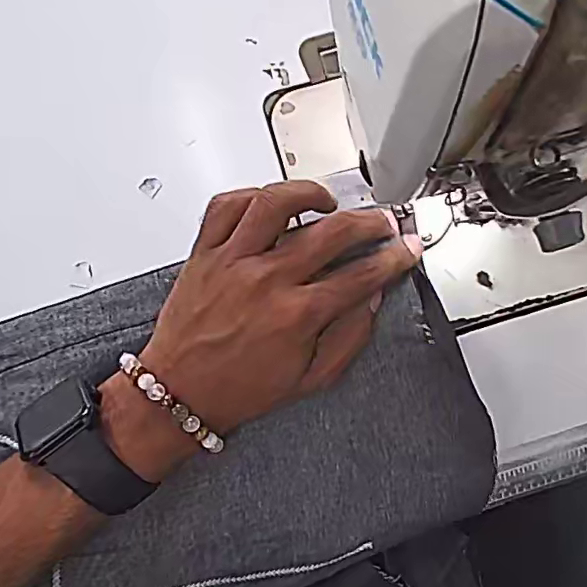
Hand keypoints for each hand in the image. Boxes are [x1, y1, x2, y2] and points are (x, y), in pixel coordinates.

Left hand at [100, 180, 421, 479]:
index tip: (404, 249)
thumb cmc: (239, 389)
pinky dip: (251, 195)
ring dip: (310, 193)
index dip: (393, 258)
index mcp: (297, 316)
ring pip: (276, 202)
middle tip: (381, 222)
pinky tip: (270, 204)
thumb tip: (371, 301)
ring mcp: (233, 262)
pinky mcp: (204, 254)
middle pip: (332, 232)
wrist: (182, 393)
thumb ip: (349, 339)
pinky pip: (226, 206)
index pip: (361, 274)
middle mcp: (266, 281)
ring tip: (326, 201)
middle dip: (370, 222)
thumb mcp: (309, 379)